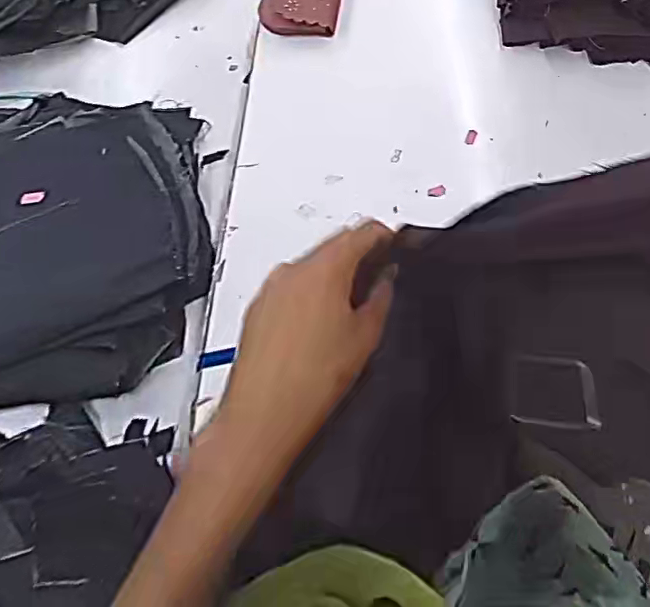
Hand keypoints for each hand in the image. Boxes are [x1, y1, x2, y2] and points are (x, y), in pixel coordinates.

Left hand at [214, 221, 397, 464]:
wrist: (261, 418)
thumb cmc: (308, 383)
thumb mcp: (365, 336)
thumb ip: (381, 296)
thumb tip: (385, 280)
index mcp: (324, 268)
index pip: (362, 231)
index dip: (384, 235)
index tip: (392, 242)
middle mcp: (293, 270)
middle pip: (333, 245)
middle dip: (357, 257)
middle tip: (377, 277)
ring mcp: (271, 288)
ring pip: (310, 267)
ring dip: (331, 277)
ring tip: (347, 311)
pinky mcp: (257, 308)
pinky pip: (290, 287)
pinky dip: (307, 295)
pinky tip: (318, 327)